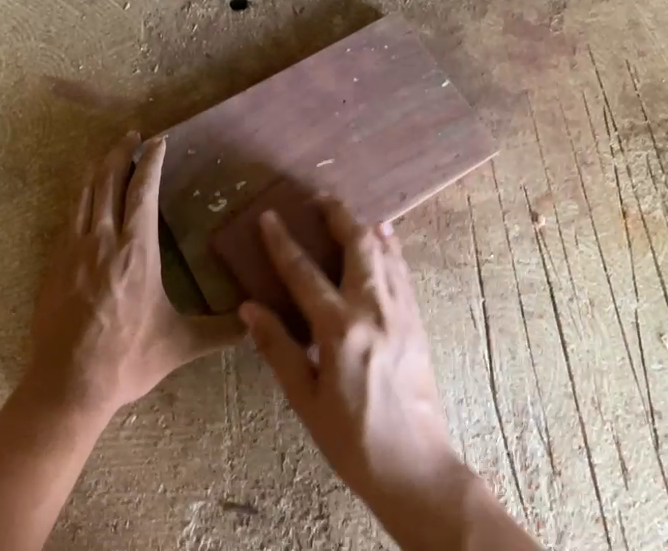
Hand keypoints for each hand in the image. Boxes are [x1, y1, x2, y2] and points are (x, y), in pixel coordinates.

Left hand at [23, 133, 241, 418]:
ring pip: (84, 193)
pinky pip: (68, 215)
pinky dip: (79, 195)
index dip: (150, 161)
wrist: (68, 382)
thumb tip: (257, 322)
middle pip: (107, 180)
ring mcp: (73, 249)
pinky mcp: (53, 263)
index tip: (159, 140)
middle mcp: (102, 239)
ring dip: (97, 168)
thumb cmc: (127, 359)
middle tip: (132, 135)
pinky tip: (83, 198)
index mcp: (136, 250)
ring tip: (107, 154)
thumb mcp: (180, 343)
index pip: (142, 189)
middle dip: (120, 152)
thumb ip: (221, 329)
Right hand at [240, 201, 469, 510]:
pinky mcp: (418, 323)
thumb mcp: (305, 399)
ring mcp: (402, 314)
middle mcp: (375, 310)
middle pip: (358, 244)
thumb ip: (278, 348)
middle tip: (319, 198)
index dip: (282, 242)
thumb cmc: (351, 439)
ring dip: (366, 227)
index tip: (268, 217)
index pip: (304, 272)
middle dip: (338, 215)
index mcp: (340, 329)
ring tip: (349, 213)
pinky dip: (390, 249)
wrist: (414, 468)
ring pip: (386, 253)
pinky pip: (403, 272)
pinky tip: (384, 242)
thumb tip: (249, 307)